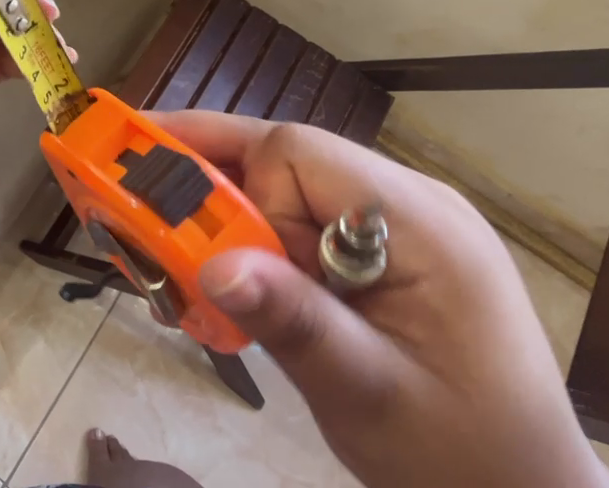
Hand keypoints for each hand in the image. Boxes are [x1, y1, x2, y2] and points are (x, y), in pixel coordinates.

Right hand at [152, 112, 608, 487]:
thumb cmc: (459, 457)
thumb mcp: (368, 396)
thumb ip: (295, 323)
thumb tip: (213, 264)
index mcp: (419, 222)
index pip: (296, 152)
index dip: (234, 185)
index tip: (198, 246)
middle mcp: (410, 200)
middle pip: (283, 156)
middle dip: (211, 186)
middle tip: (149, 223)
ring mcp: (402, 221)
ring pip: (285, 181)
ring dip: (227, 214)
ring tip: (185, 258)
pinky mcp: (388, 247)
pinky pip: (303, 215)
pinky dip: (255, 238)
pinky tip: (236, 277)